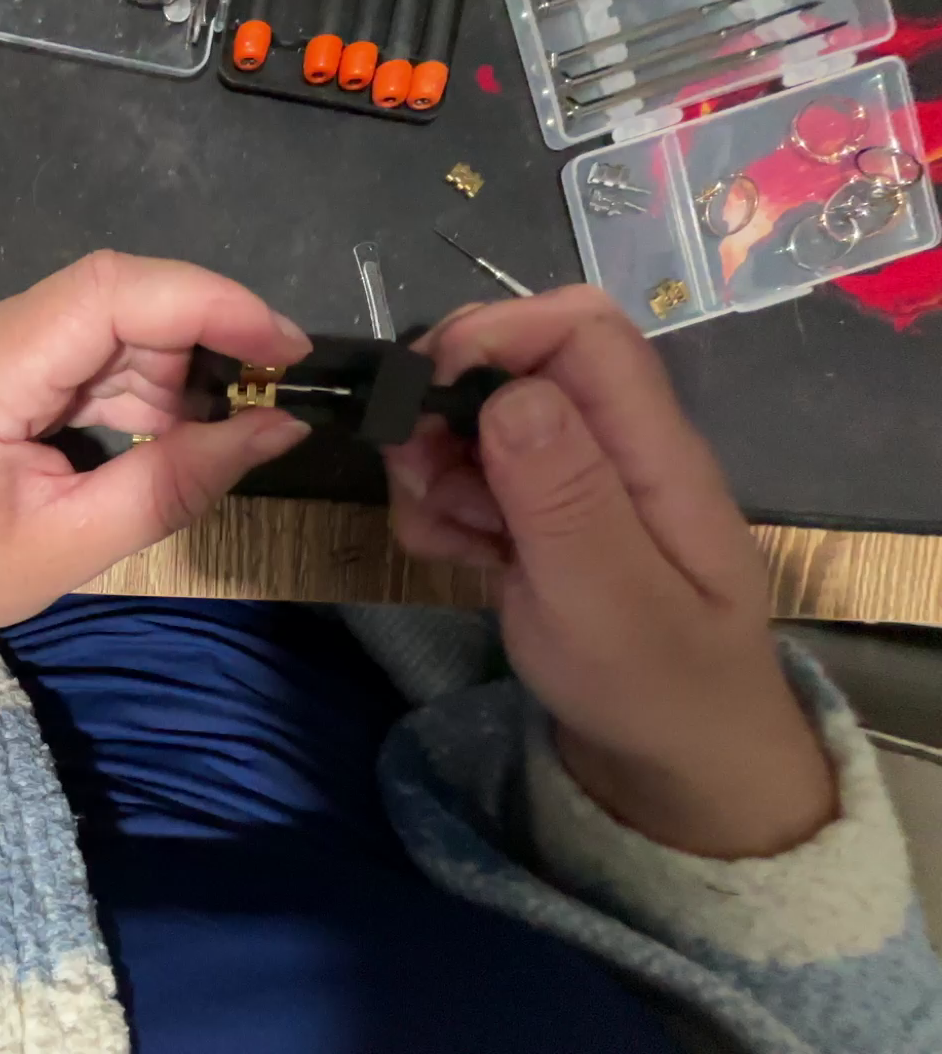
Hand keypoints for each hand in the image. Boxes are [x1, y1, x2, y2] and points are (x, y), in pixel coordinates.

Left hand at [0, 251, 311, 708]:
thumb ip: (175, 483)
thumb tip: (277, 428)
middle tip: (253, 405)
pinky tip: (157, 431)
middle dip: (193, 346)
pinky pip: (72, 350)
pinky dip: (126, 386)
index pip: (104, 292)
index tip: (285, 346)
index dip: (207, 302)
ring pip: (97, 324)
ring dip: (163, 373)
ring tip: (202, 437)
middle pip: (106, 302)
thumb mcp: (73, 545)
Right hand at [386, 287, 834, 857]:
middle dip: (437, 412)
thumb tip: (510, 396)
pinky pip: (448, 481)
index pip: (580, 330)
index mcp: (647, 448)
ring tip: (454, 538)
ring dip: (425, 475)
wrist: (657, 746)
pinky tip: (460, 558)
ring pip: (459, 427)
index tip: (428, 391)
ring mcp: (555, 477)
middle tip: (420, 478)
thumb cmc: (650, 680)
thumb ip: (564, 497)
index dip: (496, 334)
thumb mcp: (609, 597)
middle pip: (502, 367)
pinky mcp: (518, 508)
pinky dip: (430, 514)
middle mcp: (599, 445)